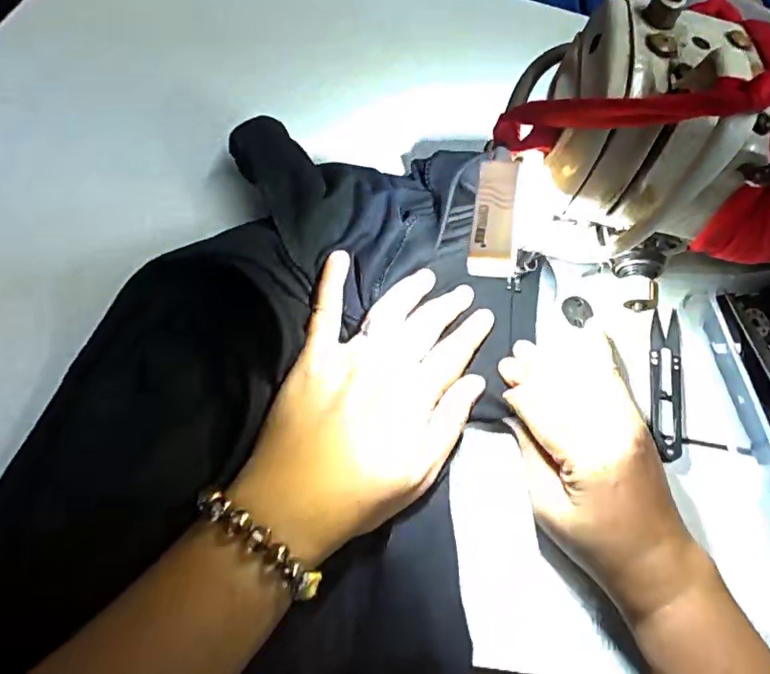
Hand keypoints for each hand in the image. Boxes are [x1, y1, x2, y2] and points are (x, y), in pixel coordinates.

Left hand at [229, 255, 494, 563]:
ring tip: (427, 278)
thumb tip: (475, 381)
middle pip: (426, 325)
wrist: (284, 511)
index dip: (472, 332)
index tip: (485, 316)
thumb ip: (450, 422)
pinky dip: (329, 283)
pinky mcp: (312, 359)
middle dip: (448, 307)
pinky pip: (323, 314)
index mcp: (414, 393)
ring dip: (410, 290)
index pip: (453, 353)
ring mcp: (348, 358)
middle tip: (463, 294)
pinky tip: (338, 257)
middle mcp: (386, 365)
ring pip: (388, 312)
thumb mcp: (420, 472)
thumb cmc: (360, 497)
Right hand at [499, 331, 708, 620]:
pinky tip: (587, 339)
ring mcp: (631, 420)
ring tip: (537, 348)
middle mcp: (614, 428)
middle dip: (538, 370)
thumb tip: (515, 418)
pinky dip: (598, 358)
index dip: (522, 392)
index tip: (502, 377)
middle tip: (514, 355)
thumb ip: (531, 458)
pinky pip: (615, 381)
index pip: (548, 411)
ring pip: (591, 378)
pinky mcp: (639, 419)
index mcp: (589, 456)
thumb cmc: (597, 544)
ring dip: (562, 361)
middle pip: (569, 388)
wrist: (654, 553)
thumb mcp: (549, 510)